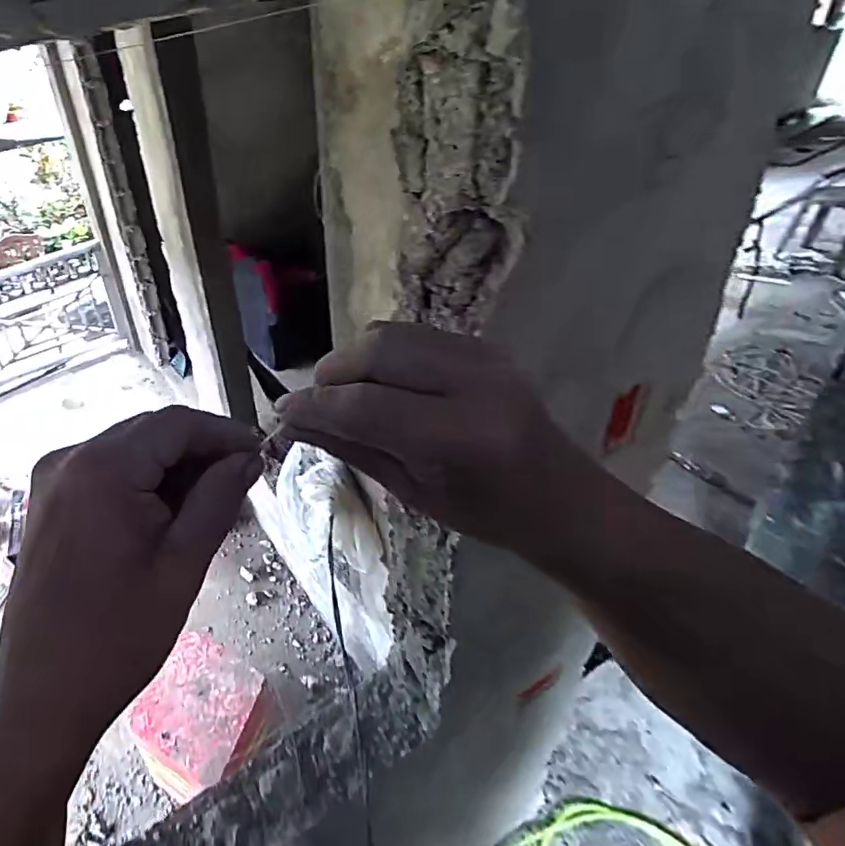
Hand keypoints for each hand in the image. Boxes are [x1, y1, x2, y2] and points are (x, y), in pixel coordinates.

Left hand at [0, 406, 262, 775]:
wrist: (40, 699)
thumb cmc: (115, 638)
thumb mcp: (182, 563)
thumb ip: (219, 498)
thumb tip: (247, 459)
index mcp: (99, 469)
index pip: (175, 423)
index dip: (224, 432)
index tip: (259, 451)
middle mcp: (68, 460)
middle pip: (151, 432)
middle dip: (201, 451)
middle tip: (243, 479)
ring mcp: (53, 481)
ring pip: (131, 450)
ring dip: (175, 468)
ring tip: (213, 501)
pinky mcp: (49, 502)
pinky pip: (108, 472)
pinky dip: (145, 482)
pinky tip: (172, 512)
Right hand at [273, 322, 598, 557]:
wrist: (559, 494)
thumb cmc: (486, 511)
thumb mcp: (413, 491)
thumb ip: (352, 448)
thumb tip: (294, 422)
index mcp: (459, 436)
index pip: (366, 405)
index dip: (316, 405)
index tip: (285, 410)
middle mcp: (474, 383)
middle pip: (377, 353)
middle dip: (332, 372)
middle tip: (313, 398)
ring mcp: (483, 356)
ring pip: (391, 334)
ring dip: (354, 358)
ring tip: (341, 389)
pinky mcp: (483, 344)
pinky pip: (413, 334)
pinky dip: (382, 352)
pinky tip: (377, 379)